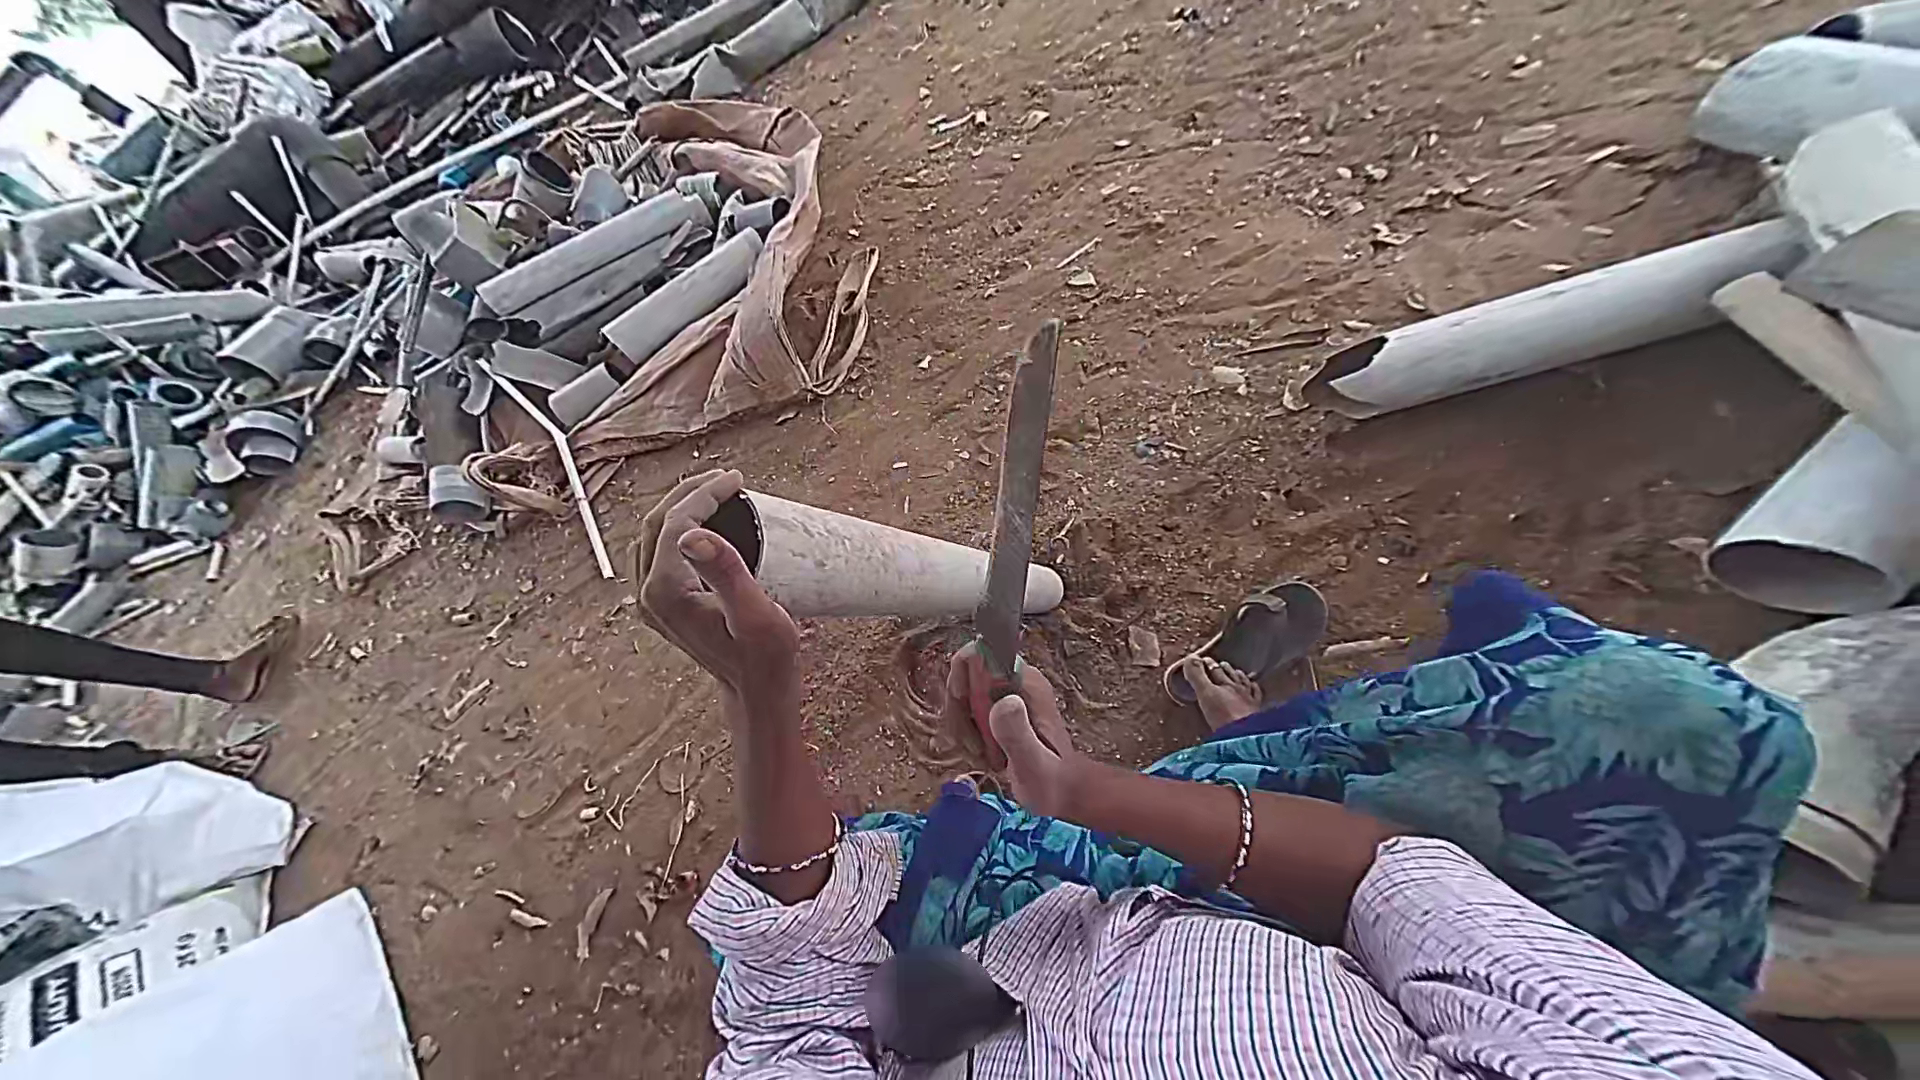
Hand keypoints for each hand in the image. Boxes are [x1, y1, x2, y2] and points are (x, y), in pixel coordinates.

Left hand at [636, 470, 799, 704]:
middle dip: (690, 493)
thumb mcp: (757, 616)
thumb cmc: (765, 660)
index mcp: (667, 593)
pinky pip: (661, 552)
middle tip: (727, 479)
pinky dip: (680, 528)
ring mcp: (653, 602)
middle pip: (658, 524)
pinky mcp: (664, 605)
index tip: (736, 480)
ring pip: (655, 536)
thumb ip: (727, 574)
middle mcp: (650, 596)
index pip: (678, 524)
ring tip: (717, 492)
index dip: (705, 495)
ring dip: (682, 507)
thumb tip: (694, 534)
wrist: (757, 693)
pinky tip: (705, 523)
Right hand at [943, 645, 1082, 816]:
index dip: (962, 679)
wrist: (1064, 791)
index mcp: (1026, 682)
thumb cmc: (1052, 781)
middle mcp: (1017, 678)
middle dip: (961, 711)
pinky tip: (983, 753)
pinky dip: (968, 731)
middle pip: (966, 674)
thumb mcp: (1033, 764)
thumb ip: (1017, 734)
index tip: (965, 714)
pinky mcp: (1003, 704)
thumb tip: (1002, 701)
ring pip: (966, 692)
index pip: (979, 653)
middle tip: (974, 746)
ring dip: (963, 725)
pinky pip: (971, 706)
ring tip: (982, 754)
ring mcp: (1009, 690)